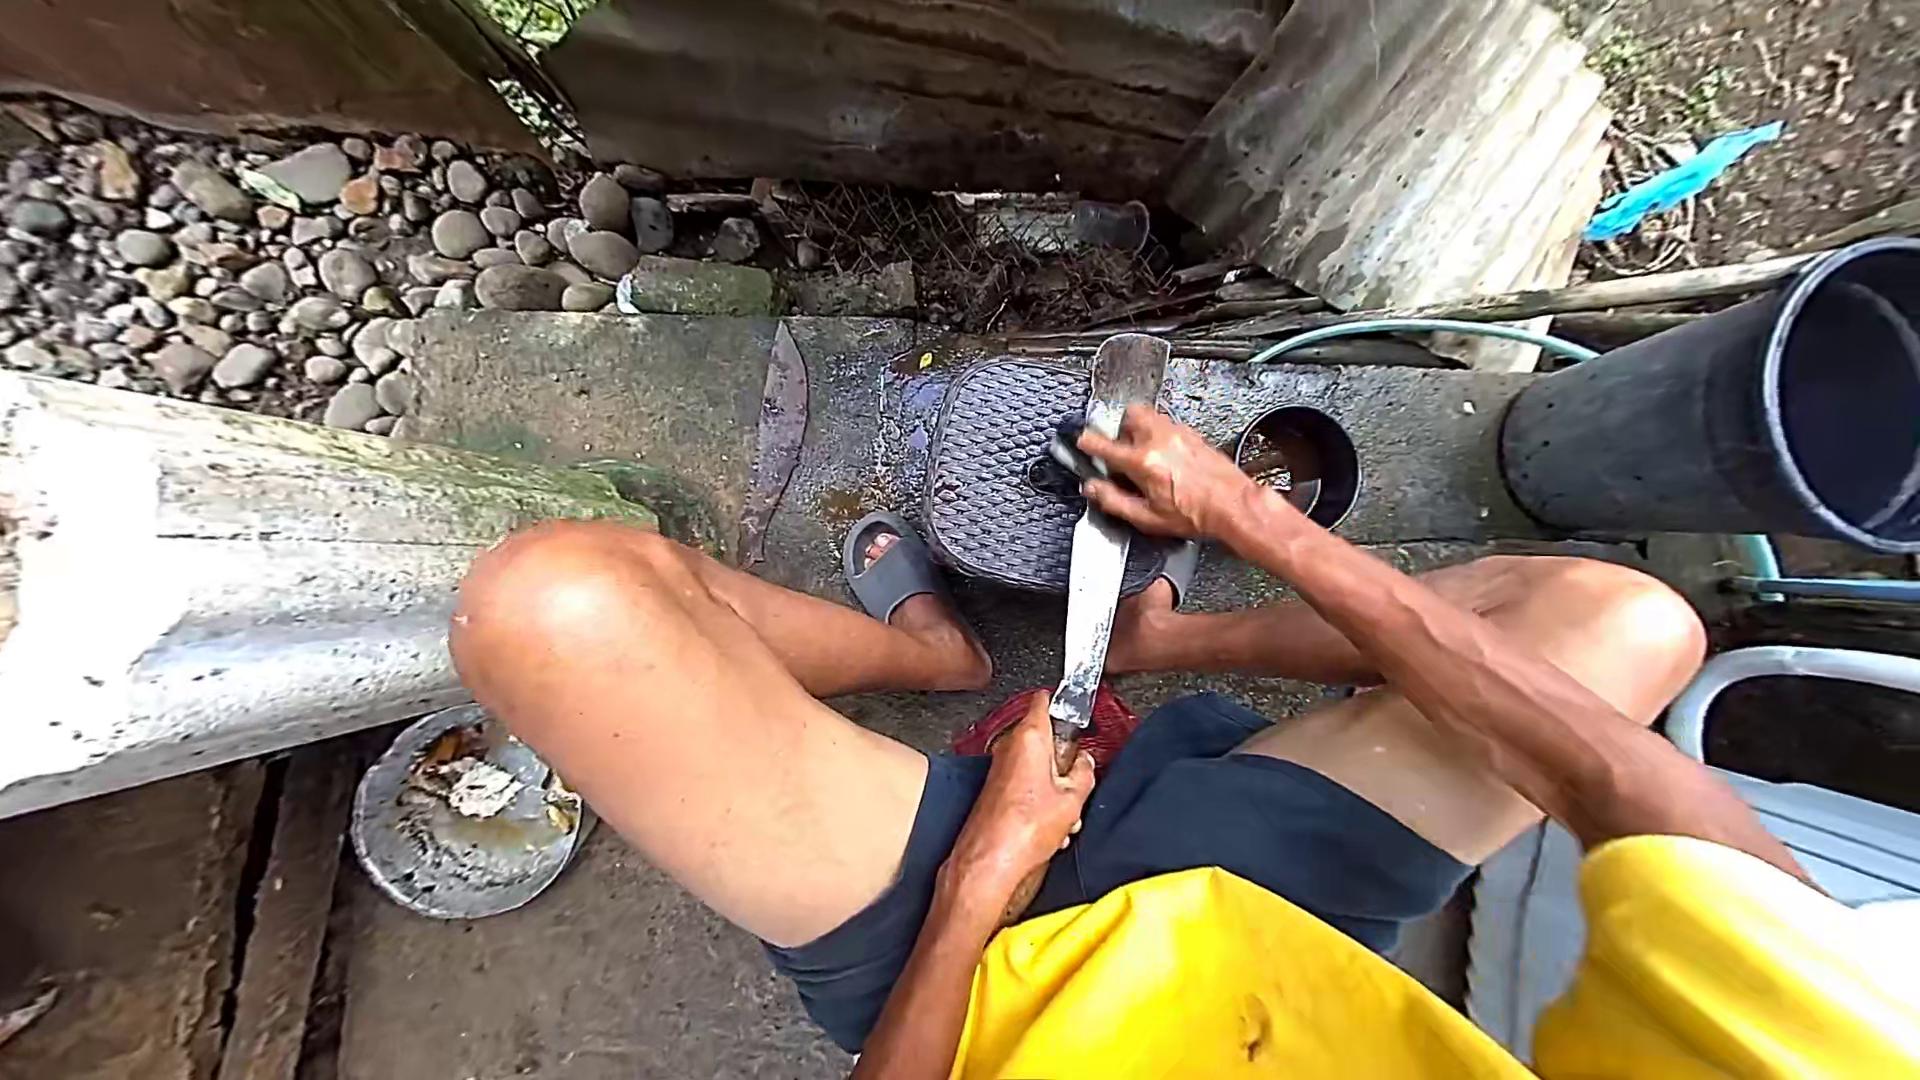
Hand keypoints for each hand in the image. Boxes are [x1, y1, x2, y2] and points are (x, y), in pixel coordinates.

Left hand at [941, 691, 1094, 903]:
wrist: (989, 859)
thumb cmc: (1022, 828)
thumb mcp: (1072, 799)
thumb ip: (1085, 772)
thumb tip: (1086, 762)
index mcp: (1030, 736)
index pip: (1044, 699)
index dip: (1062, 700)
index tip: (1074, 706)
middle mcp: (1011, 745)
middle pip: (1046, 737)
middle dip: (1065, 758)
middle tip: (1077, 778)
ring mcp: (1002, 766)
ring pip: (1039, 764)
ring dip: (1055, 785)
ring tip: (1065, 813)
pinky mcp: (998, 787)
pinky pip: (1027, 783)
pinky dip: (1041, 799)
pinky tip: (1050, 825)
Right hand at [1077, 405, 1265, 538]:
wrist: (1233, 506)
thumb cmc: (1196, 514)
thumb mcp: (1146, 517)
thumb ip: (1113, 500)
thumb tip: (1093, 489)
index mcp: (1143, 462)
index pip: (1104, 445)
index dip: (1087, 442)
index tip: (1082, 441)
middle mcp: (1159, 440)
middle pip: (1128, 416)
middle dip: (1120, 431)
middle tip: (1121, 450)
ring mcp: (1178, 433)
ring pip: (1148, 414)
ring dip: (1139, 429)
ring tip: (1141, 452)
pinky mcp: (1192, 433)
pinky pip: (1166, 422)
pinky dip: (1158, 433)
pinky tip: (1163, 455)